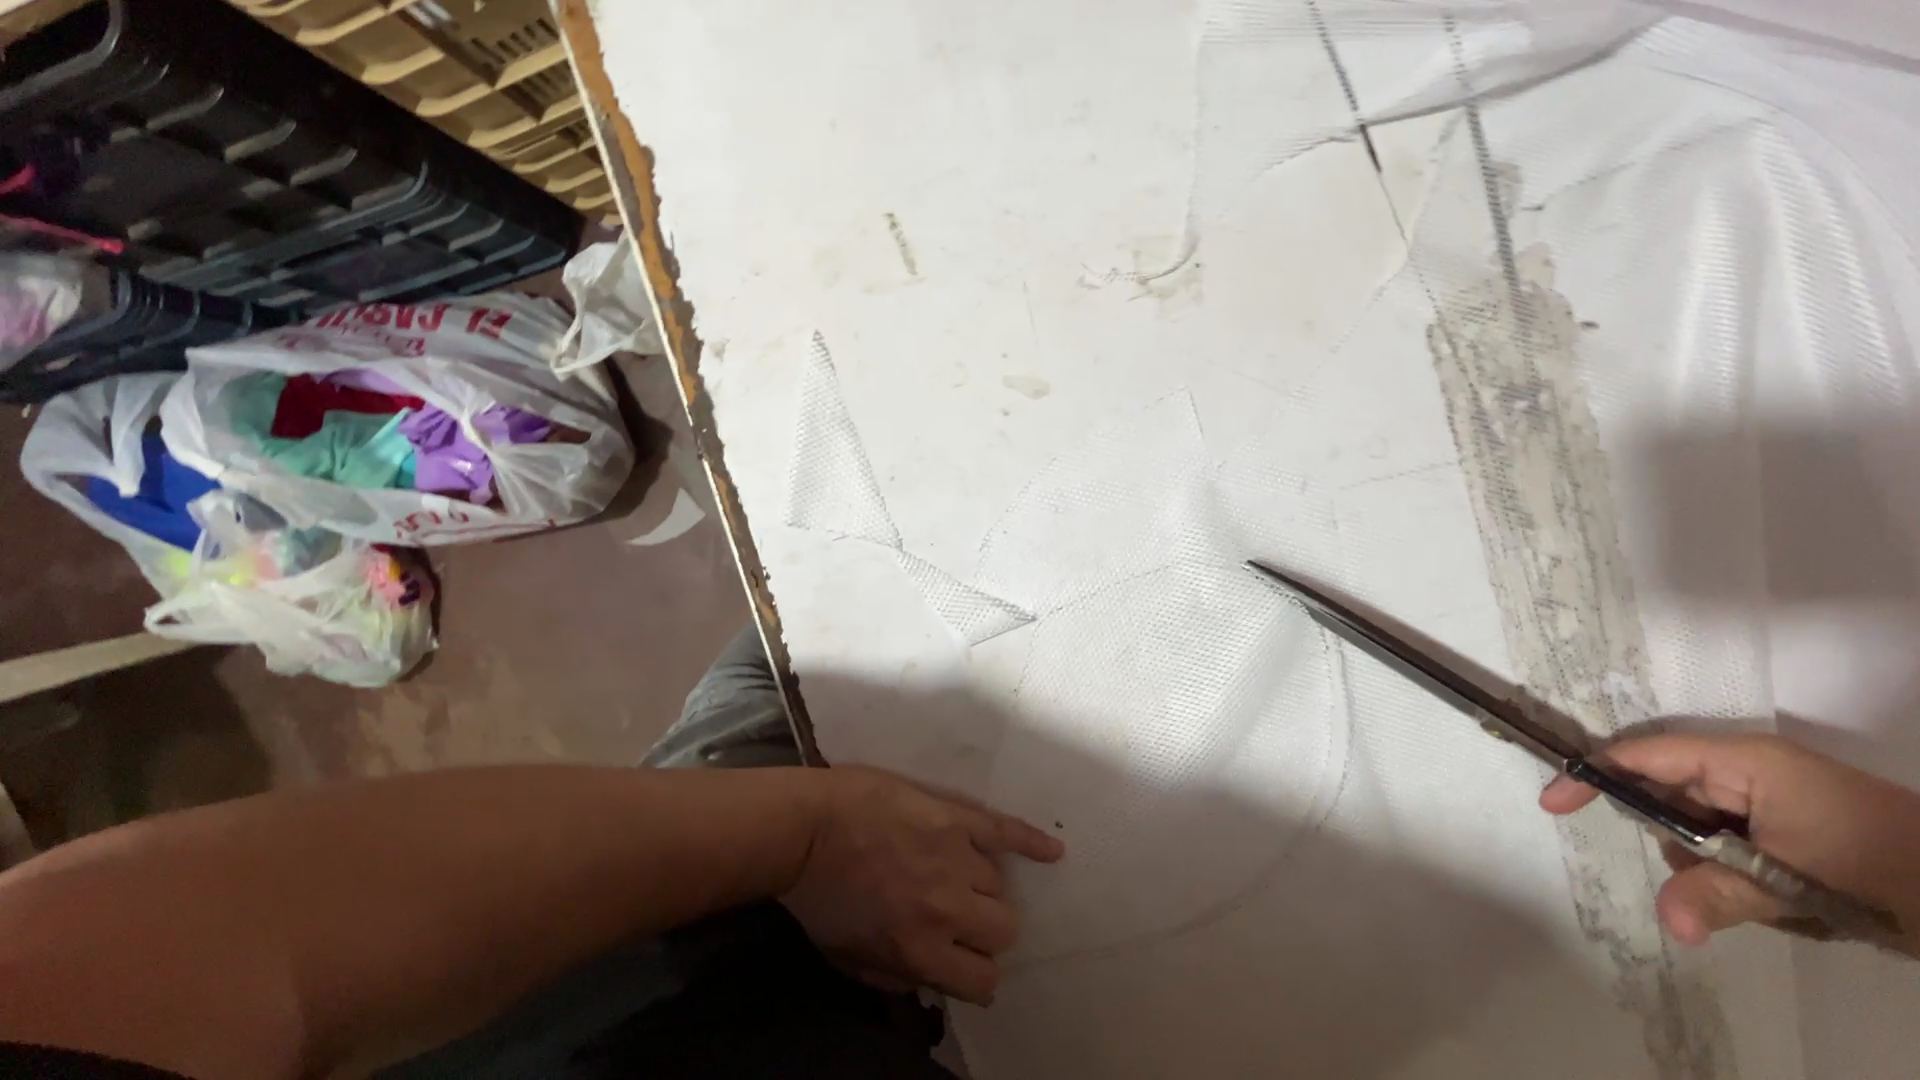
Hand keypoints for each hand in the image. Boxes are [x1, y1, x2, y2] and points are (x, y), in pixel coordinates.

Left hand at [780, 765, 1063, 1004]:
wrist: (802, 827)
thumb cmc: (816, 895)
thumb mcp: (845, 957)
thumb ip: (893, 977)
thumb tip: (932, 984)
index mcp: (921, 950)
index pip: (985, 979)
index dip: (977, 973)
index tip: (965, 962)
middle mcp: (948, 908)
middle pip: (1004, 929)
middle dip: (985, 929)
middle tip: (959, 916)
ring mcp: (956, 857)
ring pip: (1000, 883)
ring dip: (982, 885)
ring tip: (954, 873)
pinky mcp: (954, 817)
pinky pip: (1005, 831)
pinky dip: (1031, 842)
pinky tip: (1053, 851)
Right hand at [1540, 733, 1919, 954]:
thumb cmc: (1880, 862)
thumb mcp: (1795, 881)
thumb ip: (1720, 895)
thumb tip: (1668, 926)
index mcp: (1740, 761)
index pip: (1640, 756)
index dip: (1592, 776)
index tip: (1553, 805)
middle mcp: (1744, 769)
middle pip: (1665, 793)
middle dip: (1678, 841)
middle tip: (1711, 878)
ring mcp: (1764, 795)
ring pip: (1695, 825)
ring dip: (1713, 865)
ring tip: (1768, 895)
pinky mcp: (1782, 821)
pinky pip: (1727, 841)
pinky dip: (1737, 872)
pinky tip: (1778, 894)